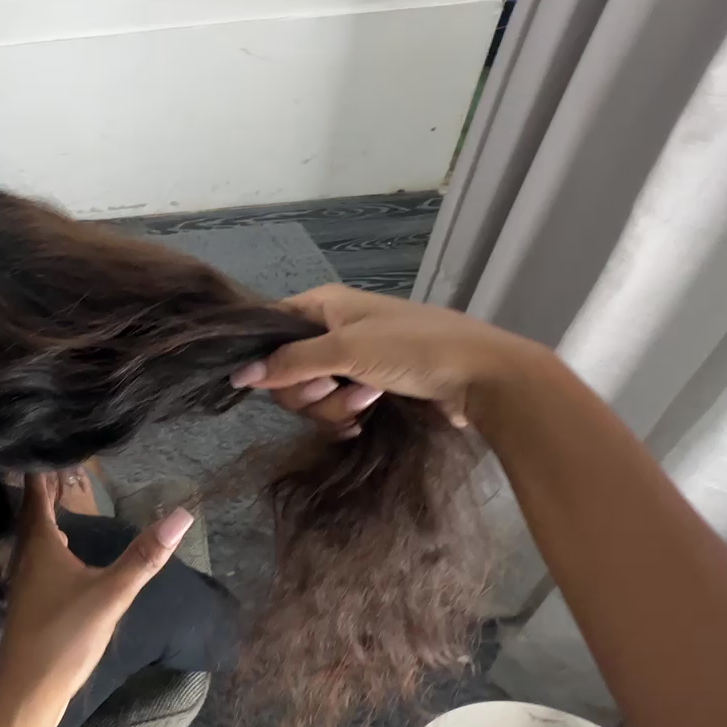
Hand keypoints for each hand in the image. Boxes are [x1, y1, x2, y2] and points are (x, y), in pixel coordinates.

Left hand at [0, 473, 194, 705]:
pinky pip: (35, 549)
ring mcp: (23, 575)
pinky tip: (61, 545)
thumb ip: (144, 556)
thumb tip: (183, 515)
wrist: (27, 691)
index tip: (57, 442)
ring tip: (63, 491)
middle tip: (66, 460)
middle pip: (33, 506)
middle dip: (47, 483)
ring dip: (45, 508)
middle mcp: (25, 552)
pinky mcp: (28, 596)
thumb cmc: (65, 636)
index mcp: (39, 542)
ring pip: (32, 529)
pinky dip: (47, 533)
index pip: (36, 490)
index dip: (45, 465)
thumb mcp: (111, 594)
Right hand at [231, 283, 547, 428]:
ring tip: (370, 400)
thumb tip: (239, 375)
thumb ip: (290, 362)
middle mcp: (333, 330)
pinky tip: (367, 421)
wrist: (486, 377)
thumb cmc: (414, 349)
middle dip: (309, 389)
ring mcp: (353, 361)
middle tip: (337, 388)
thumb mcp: (346, 350)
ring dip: (335, 406)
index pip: (272, 326)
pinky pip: (336, 410)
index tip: (276, 379)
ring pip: (312, 395)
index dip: (267, 356)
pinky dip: (346, 419)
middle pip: (288, 369)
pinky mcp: (371, 390)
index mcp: (325, 305)